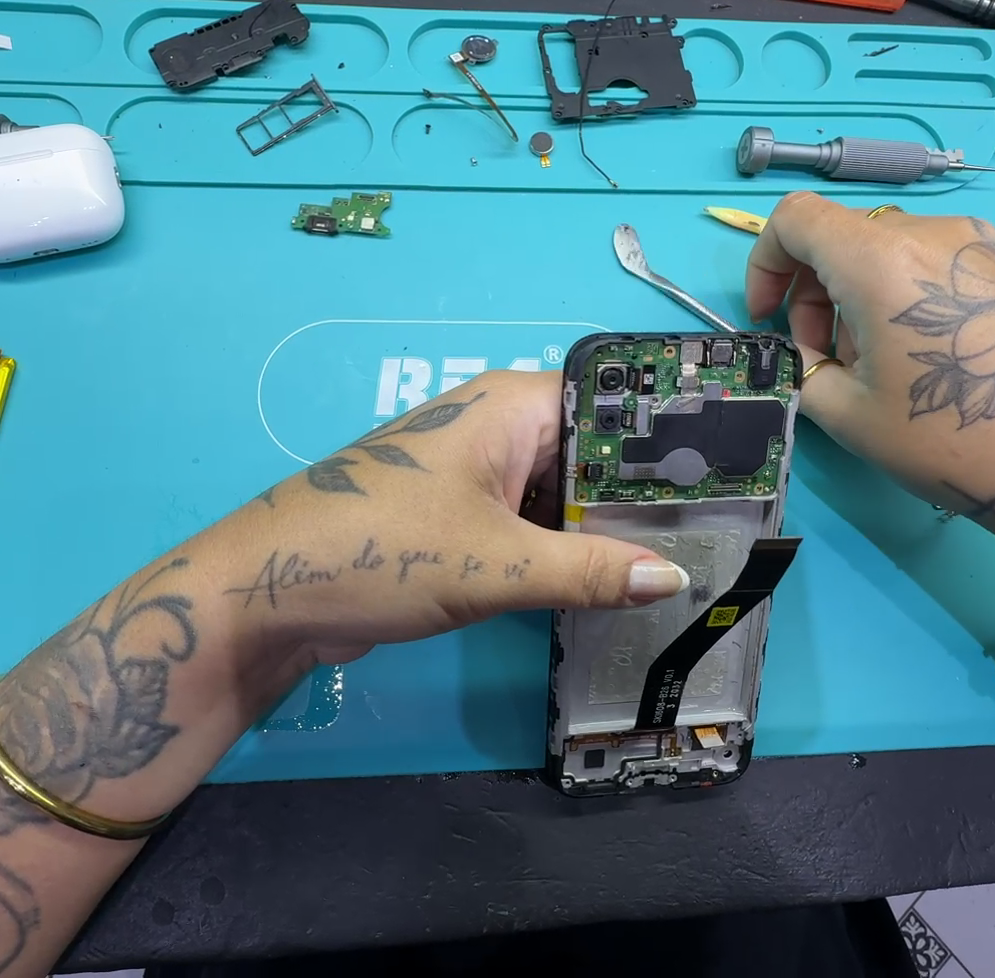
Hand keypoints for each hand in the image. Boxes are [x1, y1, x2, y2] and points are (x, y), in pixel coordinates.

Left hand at [205, 370, 687, 666]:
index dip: (666, 440)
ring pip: (559, 494)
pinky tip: (608, 582)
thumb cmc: (384, 551)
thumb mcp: (496, 562)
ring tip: (677, 562)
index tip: (724, 481)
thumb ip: (591, 570)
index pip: (611, 404)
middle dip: (640, 495)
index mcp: (510, 405)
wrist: (269, 591)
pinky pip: (528, 523)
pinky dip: (562, 550)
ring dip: (601, 530)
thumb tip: (676, 576)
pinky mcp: (458, 515)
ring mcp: (474, 473)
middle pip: (589, 453)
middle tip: (713, 536)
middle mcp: (497, 427)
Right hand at [745, 193, 994, 561]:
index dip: (763, 263)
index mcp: (880, 259)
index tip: (768, 316)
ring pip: (883, 251)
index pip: (794, 219)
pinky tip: (920, 357)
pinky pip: (928, 262)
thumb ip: (800, 365)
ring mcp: (980, 245)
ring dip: (853, 298)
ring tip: (874, 366)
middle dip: (810, 293)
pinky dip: (897, 297)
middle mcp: (932, 232)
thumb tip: (804, 349)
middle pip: (840, 237)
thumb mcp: (842, 412)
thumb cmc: (946, 439)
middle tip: (822, 358)